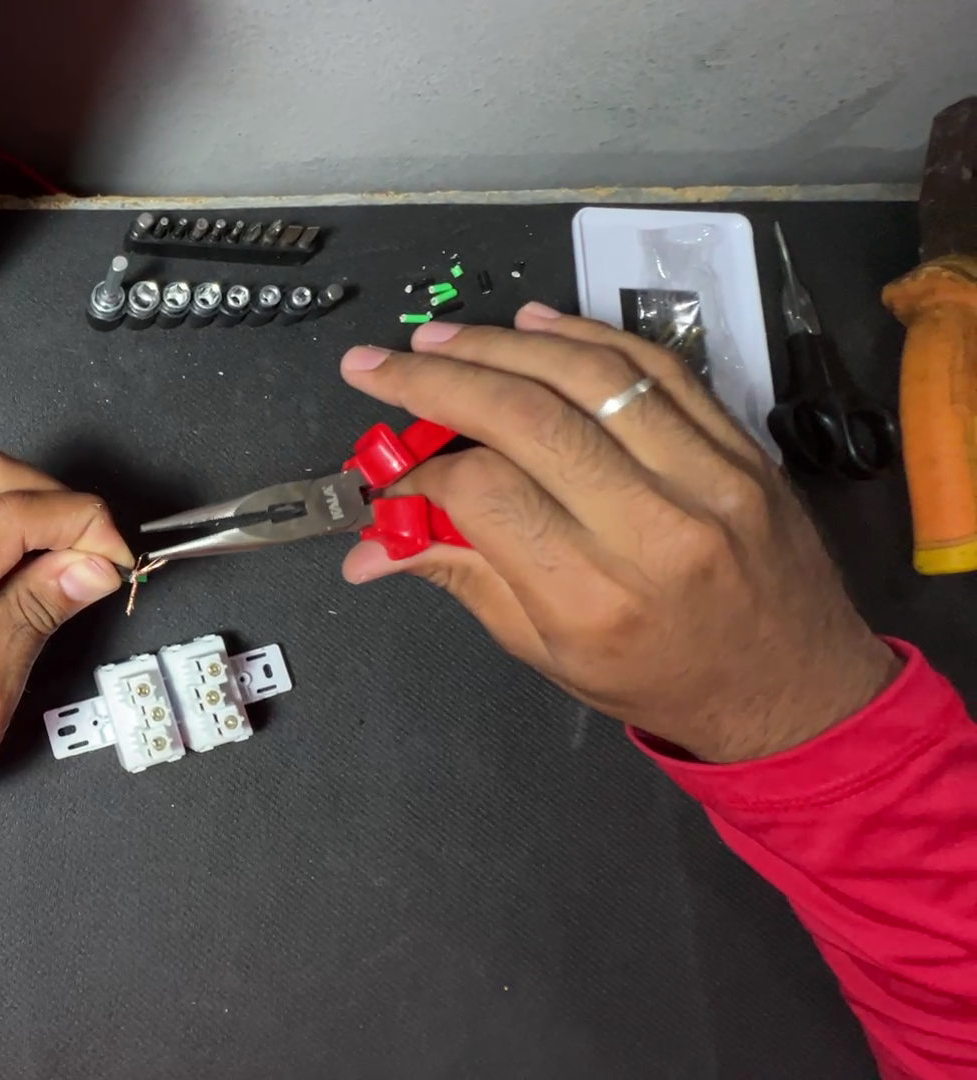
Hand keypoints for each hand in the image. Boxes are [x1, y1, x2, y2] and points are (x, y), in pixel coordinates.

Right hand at [338, 302, 900, 763]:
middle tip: (374, 364)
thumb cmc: (649, 677)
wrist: (794, 689)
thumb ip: (452, 574)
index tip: (388, 476)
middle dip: (434, 381)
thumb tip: (362, 555)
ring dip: (497, 346)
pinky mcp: (741, 446)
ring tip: (433, 338)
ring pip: (588, 377)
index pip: (482, 492)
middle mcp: (654, 524)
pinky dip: (583, 335)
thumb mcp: (535, 643)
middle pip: (525, 418)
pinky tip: (528, 322)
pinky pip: (656, 367)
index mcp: (591, 591)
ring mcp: (709, 475)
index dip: (419, 473)